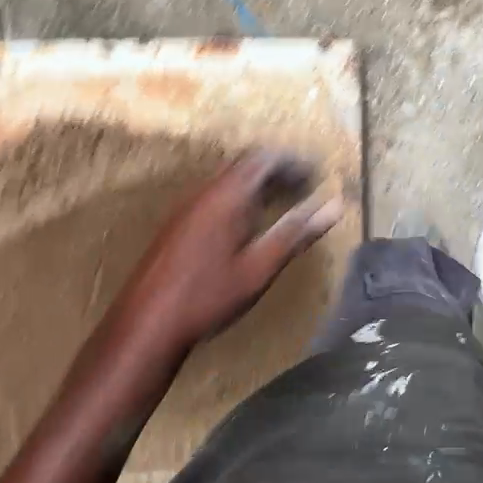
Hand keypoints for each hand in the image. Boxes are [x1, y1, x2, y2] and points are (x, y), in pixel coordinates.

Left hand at [111, 152, 343, 351]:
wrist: (147, 323)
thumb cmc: (209, 296)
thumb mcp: (261, 267)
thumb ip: (298, 232)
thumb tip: (335, 206)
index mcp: (229, 196)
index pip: (267, 159)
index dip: (295, 163)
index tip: (317, 176)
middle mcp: (206, 193)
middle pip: (247, 166)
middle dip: (278, 172)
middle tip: (304, 189)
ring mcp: (188, 207)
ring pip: (230, 181)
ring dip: (258, 185)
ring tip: (282, 205)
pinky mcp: (178, 224)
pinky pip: (216, 196)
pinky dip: (240, 198)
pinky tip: (247, 227)